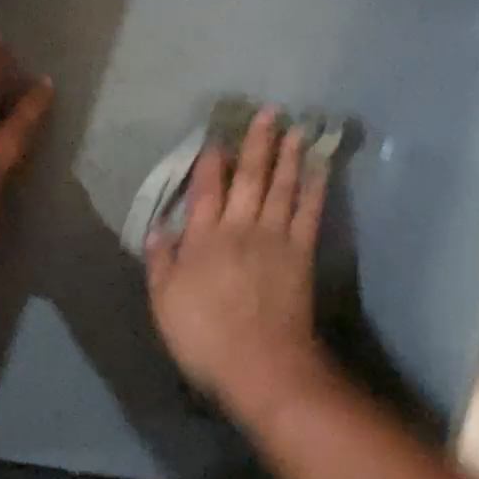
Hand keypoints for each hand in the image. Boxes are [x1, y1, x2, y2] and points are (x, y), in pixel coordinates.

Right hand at [145, 107, 332, 413]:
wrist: (262, 365)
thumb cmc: (206, 337)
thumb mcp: (165, 303)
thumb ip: (160, 263)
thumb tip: (158, 227)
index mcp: (204, 238)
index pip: (206, 189)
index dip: (212, 161)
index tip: (218, 137)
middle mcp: (240, 227)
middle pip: (248, 177)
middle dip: (257, 143)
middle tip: (268, 112)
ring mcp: (275, 237)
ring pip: (281, 186)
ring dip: (288, 155)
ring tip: (295, 129)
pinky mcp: (301, 252)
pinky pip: (309, 211)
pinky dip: (315, 187)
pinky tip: (319, 169)